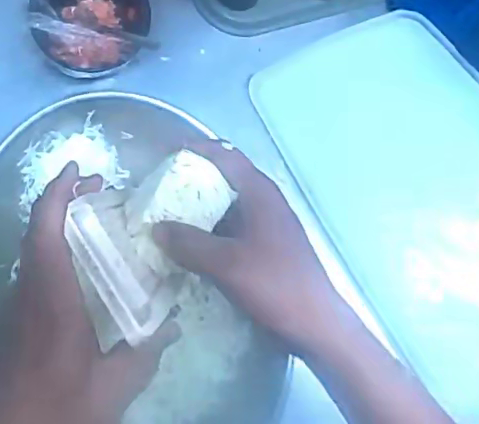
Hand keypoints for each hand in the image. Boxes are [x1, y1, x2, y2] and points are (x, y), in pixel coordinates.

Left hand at [0, 164, 178, 423]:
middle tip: (97, 190)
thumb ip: (143, 352)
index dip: (58, 188)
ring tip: (91, 222)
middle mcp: (28, 281)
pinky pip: (32, 265)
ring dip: (58, 223)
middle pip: (40, 224)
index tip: (76, 167)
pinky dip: (52, 248)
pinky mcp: (13, 314)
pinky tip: (76, 267)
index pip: (46, 220)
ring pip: (33, 243)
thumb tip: (172, 324)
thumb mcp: (111, 385)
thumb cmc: (59, 402)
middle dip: (65, 199)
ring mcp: (17, 297)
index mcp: (50, 285)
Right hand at [152, 141, 347, 358]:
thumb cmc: (276, 285)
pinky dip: (216, 224)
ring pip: (232, 202)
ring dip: (206, 203)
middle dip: (198, 176)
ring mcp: (272, 224)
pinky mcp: (273, 246)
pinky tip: (199, 241)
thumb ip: (189, 244)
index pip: (226, 155)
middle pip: (228, 175)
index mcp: (260, 193)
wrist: (322, 331)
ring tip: (176, 210)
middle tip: (168, 182)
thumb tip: (156, 229)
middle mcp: (268, 201)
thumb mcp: (226, 264)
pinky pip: (237, 223)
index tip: (170, 151)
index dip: (198, 148)